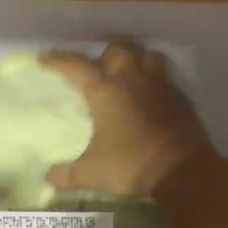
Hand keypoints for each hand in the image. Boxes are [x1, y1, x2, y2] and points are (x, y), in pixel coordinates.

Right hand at [41, 41, 216, 196]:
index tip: (46, 59)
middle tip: (98, 70)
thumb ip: (67, 175)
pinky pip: (164, 77)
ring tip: (128, 74)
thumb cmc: (131, 165)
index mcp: (105, 91)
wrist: (182, 169)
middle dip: (105, 55)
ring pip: (146, 55)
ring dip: (135, 59)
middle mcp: (131, 80)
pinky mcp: (179, 96)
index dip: (58, 60)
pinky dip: (154, 80)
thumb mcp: (92, 174)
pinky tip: (151, 96)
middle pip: (117, 48)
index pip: (76, 66)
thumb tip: (48, 178)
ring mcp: (159, 85)